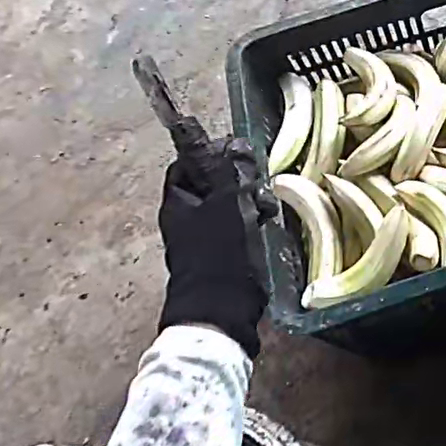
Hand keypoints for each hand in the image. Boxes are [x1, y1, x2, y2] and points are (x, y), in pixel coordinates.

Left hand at [158, 138, 266, 358]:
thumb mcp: (227, 201)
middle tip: (256, 179)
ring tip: (265, 205)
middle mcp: (188, 215)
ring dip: (250, 197)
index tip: (236, 152)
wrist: (224, 302)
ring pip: (231, 200)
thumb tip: (235, 143)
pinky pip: (241, 220)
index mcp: (177, 201)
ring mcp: (208, 232)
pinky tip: (267, 220)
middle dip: (237, 176)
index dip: (209, 153)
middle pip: (212, 180)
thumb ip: (230, 170)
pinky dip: (254, 216)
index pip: (186, 164)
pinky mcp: (228, 247)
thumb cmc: (220, 249)